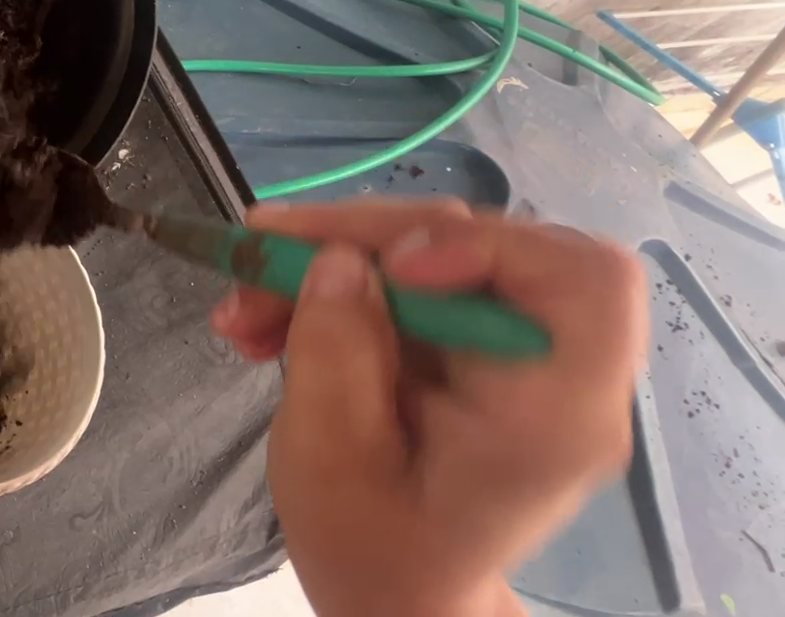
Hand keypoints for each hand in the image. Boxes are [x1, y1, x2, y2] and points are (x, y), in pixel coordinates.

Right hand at [212, 199, 646, 616]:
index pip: (580, 280)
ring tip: (240, 308)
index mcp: (547, 409)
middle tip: (258, 249)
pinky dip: (312, 286)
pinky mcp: (446, 342)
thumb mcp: (329, 454)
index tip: (389, 266)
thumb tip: (337, 260)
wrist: (388, 586)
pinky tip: (257, 321)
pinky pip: (381, 281)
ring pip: (410, 253)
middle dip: (352, 238)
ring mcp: (490, 348)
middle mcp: (538, 364)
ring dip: (313, 263)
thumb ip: (335, 354)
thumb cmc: (367, 543)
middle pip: (471, 245)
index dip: (485, 246)